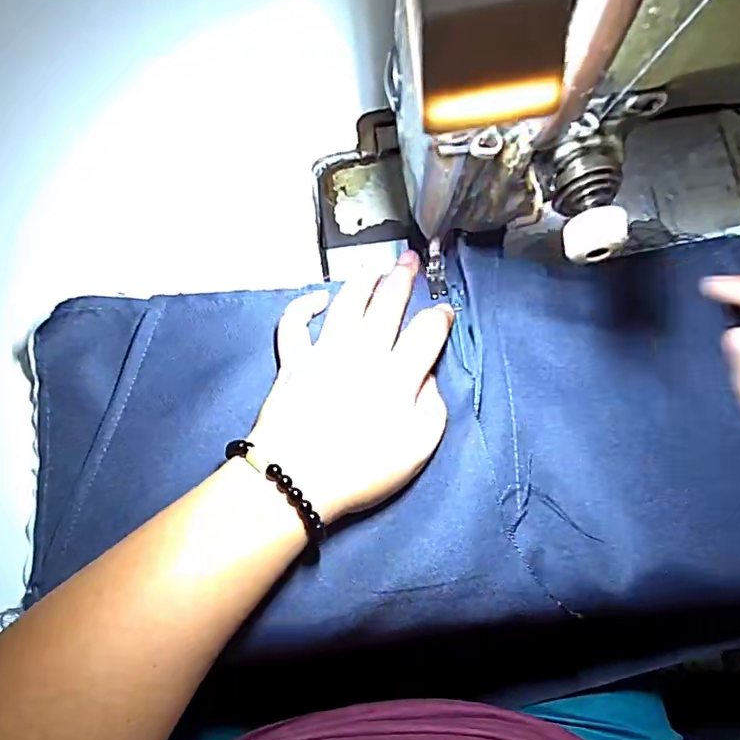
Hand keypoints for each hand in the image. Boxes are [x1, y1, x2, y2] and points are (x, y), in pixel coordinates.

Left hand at [244, 252, 455, 522]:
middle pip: (387, 303)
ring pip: (346, 302)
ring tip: (375, 266)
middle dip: (404, 278)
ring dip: (363, 278)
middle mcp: (363, 352)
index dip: (441, 316)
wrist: (295, 479)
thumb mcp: (417, 449)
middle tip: (411, 261)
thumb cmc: (360, 470)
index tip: (446, 312)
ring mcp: (324, 352)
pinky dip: (303, 305)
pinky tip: (317, 299)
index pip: (427, 331)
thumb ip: (432, 409)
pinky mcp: (292, 362)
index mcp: (398, 374)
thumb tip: (428, 379)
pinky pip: (295, 323)